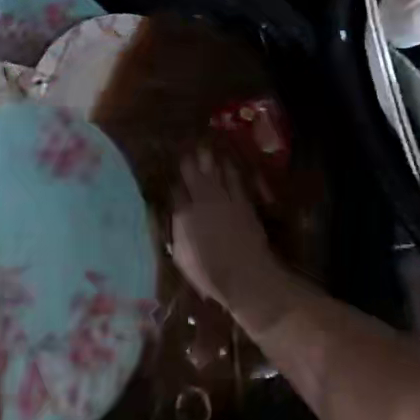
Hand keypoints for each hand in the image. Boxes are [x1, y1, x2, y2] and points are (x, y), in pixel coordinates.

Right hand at [172, 151, 294, 332]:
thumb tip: (176, 217)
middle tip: (187, 149)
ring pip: (214, 171)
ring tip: (204, 147)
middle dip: (189, 161)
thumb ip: (177, 233)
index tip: (174, 179)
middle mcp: (202, 200)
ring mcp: (224, 197)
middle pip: (193, 174)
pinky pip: (234, 178)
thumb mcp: (182, 257)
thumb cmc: (210, 272)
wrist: (245, 273)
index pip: (176, 191)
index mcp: (183, 215)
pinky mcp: (242, 200)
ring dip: (208, 159)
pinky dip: (229, 168)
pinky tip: (227, 162)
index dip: (175, 183)